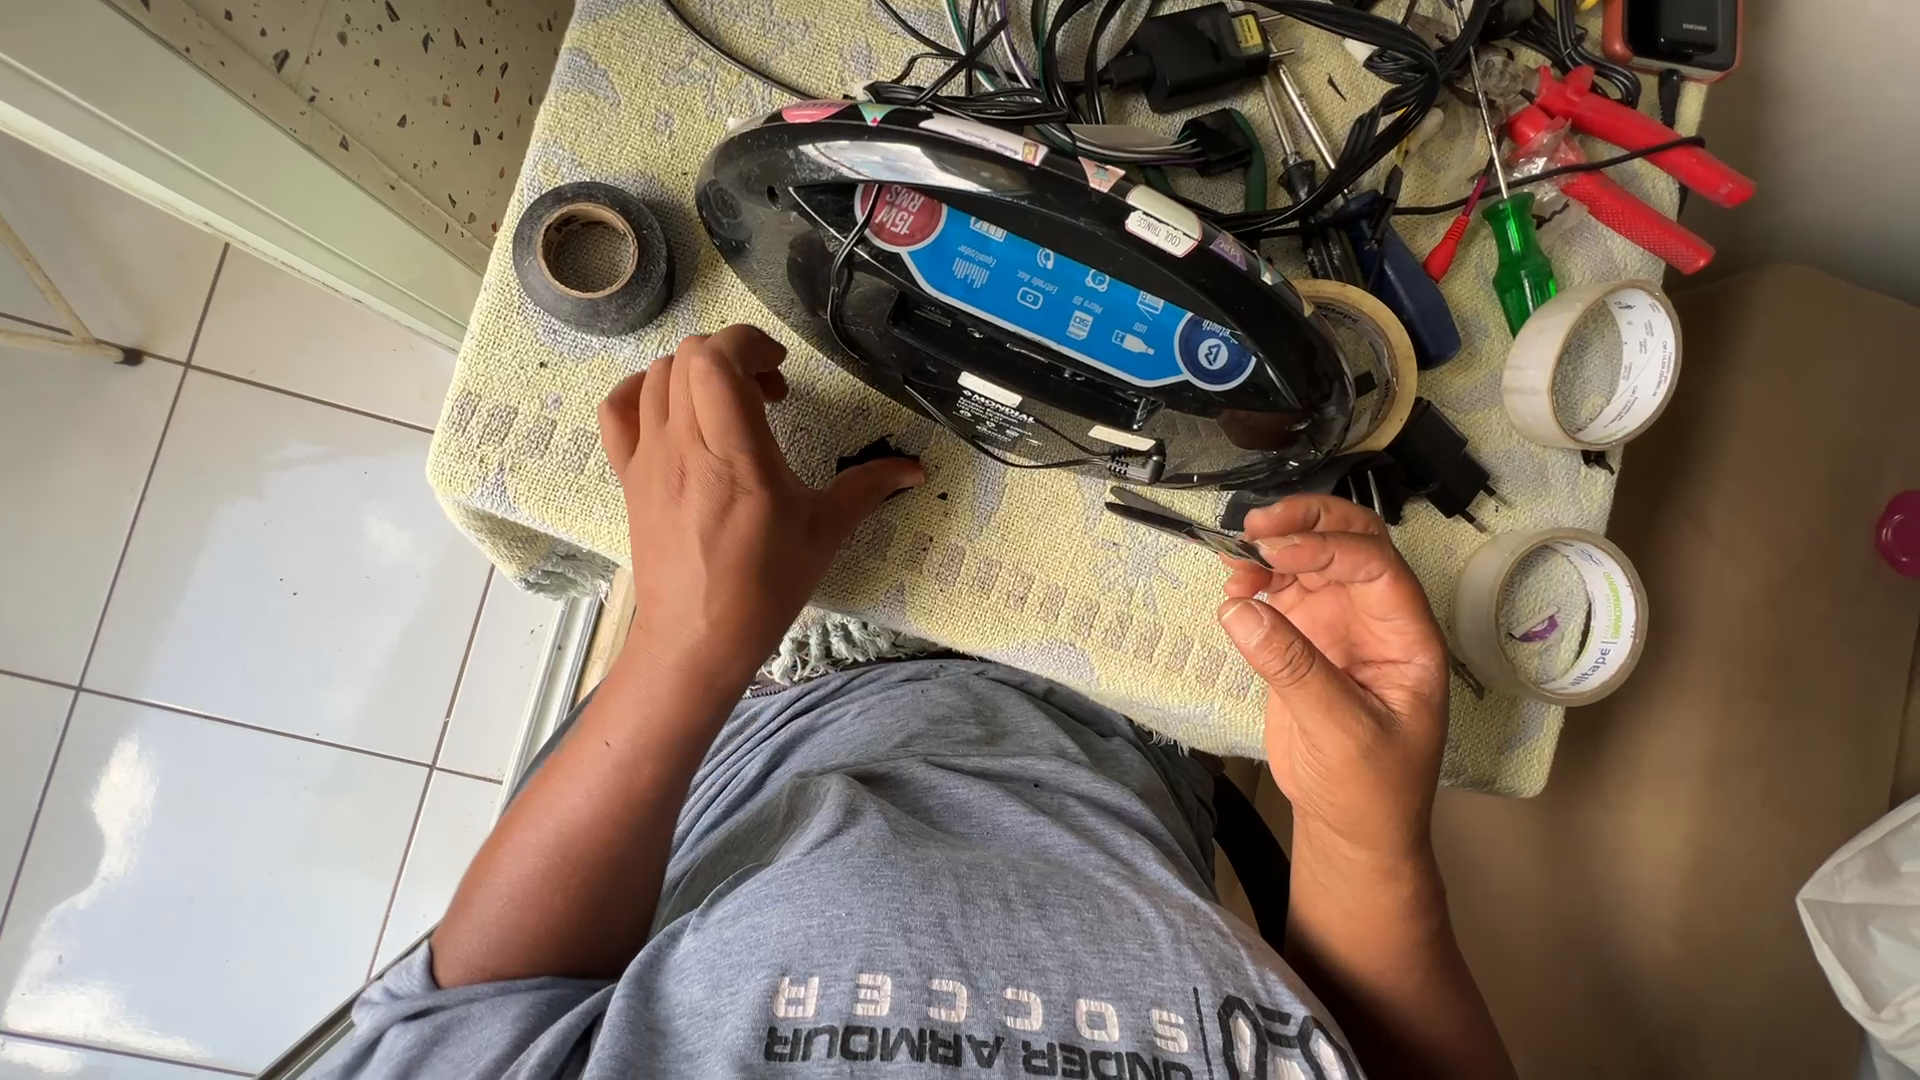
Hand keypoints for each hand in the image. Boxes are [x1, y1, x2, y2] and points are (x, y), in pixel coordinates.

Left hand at [598, 325, 923, 692]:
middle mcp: (685, 444)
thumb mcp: (824, 532)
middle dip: (733, 356)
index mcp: (737, 454)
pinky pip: (620, 409)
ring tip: (731, 408)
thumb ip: (868, 487)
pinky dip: (646, 391)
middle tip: (767, 394)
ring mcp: (649, 459)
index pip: (719, 358)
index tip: (782, 372)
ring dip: (699, 374)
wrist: (698, 637)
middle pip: (690, 356)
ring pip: (658, 375)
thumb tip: (916, 469)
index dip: (751, 342)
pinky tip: (677, 413)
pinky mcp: (630, 476)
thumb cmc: (765, 585)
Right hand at [1216, 495, 1448, 869]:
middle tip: (1257, 524)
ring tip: (1233, 562)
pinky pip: (1278, 592)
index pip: (1374, 565)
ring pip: (1308, 560)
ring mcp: (1337, 626)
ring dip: (1272, 550)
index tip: (1274, 551)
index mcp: (1407, 635)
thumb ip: (1292, 667)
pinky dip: (1254, 580)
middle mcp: (1374, 618)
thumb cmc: (1370, 787)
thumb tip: (1239, 609)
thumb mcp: (1340, 731)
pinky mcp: (1303, 639)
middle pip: (1351, 541)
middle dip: (1307, 521)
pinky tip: (1234, 589)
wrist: (1350, 824)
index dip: (1326, 547)